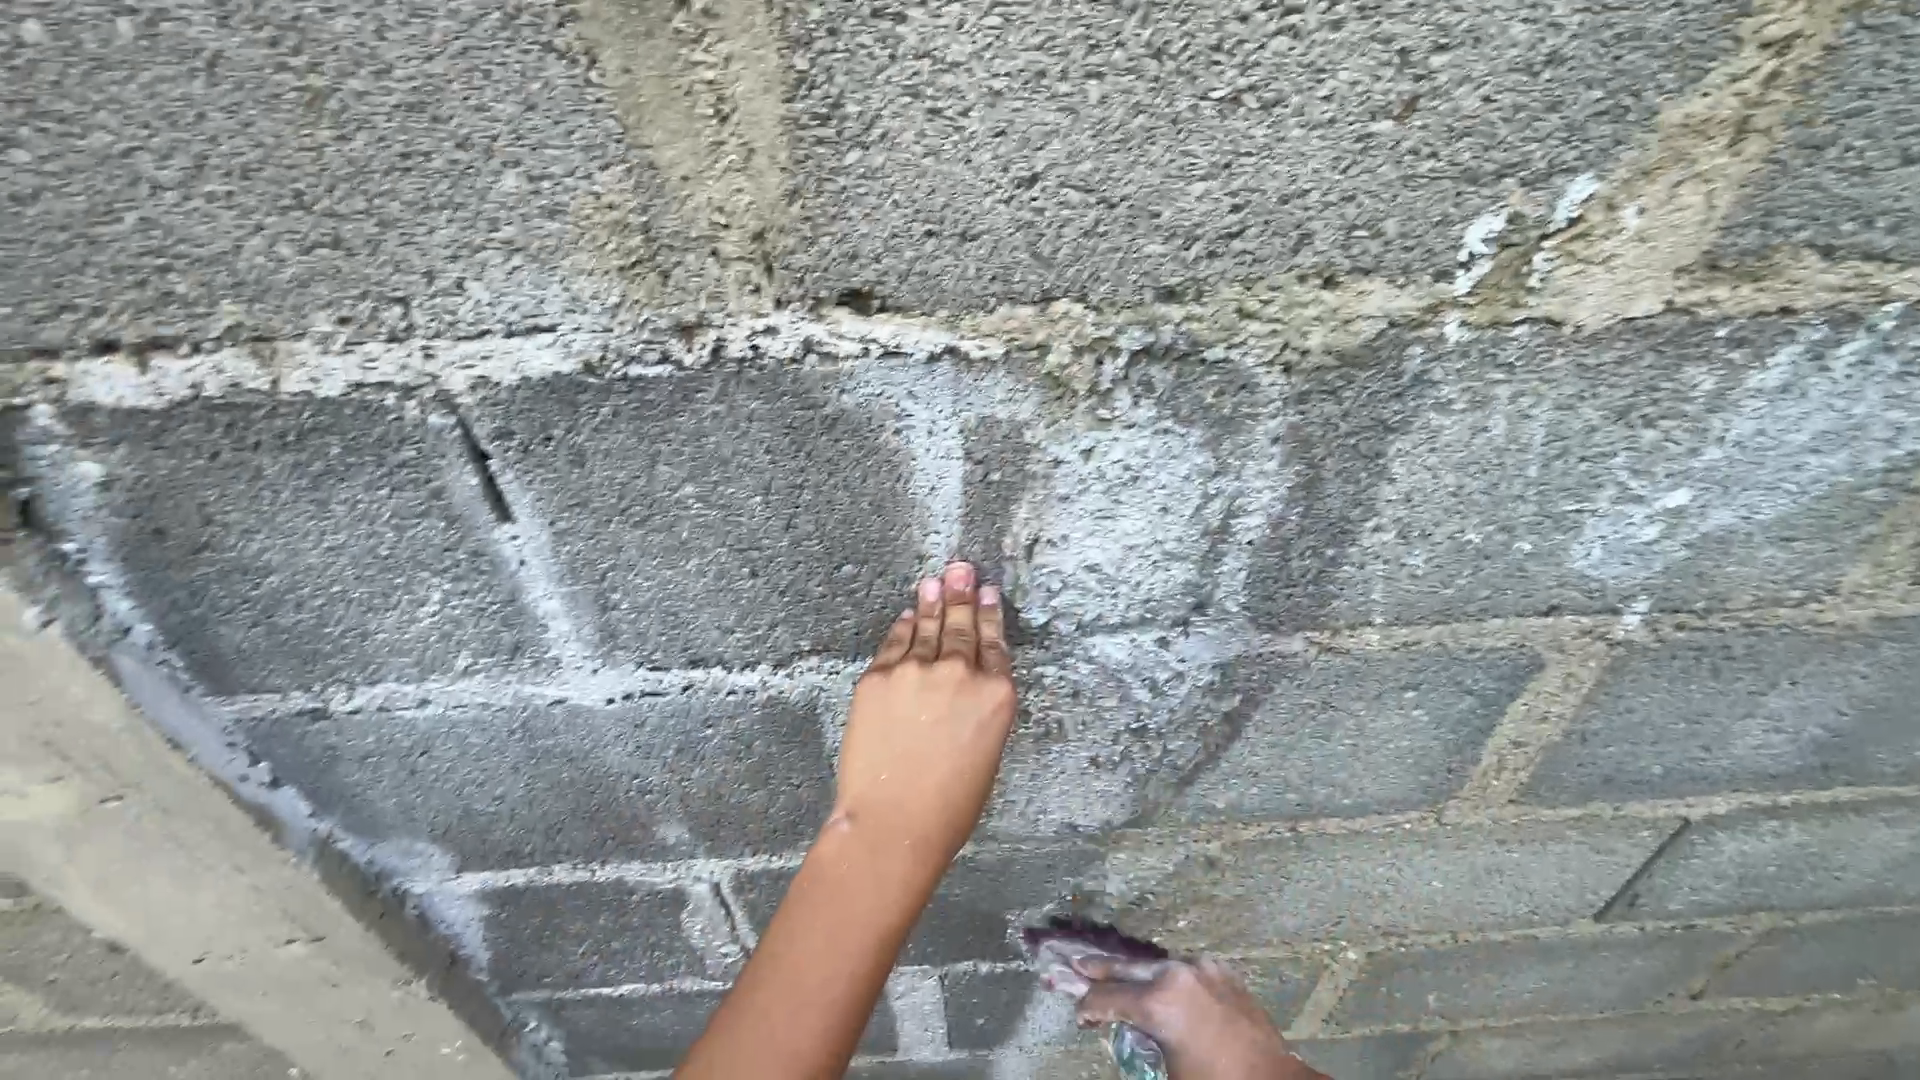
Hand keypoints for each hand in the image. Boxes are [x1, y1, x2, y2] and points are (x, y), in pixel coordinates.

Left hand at [829, 561, 1017, 861]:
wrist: (894, 822)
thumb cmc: (949, 804)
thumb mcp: (986, 750)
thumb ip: (980, 706)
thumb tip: (966, 680)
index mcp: (996, 695)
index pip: (994, 643)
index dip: (990, 615)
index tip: (988, 592)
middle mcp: (959, 673)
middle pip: (961, 625)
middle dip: (962, 593)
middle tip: (962, 567)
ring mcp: (916, 671)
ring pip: (927, 627)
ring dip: (932, 601)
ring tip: (936, 579)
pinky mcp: (879, 677)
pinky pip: (894, 644)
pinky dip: (902, 627)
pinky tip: (908, 614)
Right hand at [1074, 956, 1329, 1079]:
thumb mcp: (1166, 1069)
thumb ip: (1140, 1038)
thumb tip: (1128, 1024)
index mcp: (1158, 1002)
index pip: (1107, 998)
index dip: (1087, 1007)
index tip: (1080, 1016)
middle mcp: (1176, 974)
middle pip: (1125, 967)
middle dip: (1097, 968)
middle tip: (1073, 963)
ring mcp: (1202, 968)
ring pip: (1156, 964)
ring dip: (1135, 971)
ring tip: (1113, 971)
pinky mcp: (1223, 971)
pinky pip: (1186, 970)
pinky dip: (1169, 976)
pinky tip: (1161, 983)